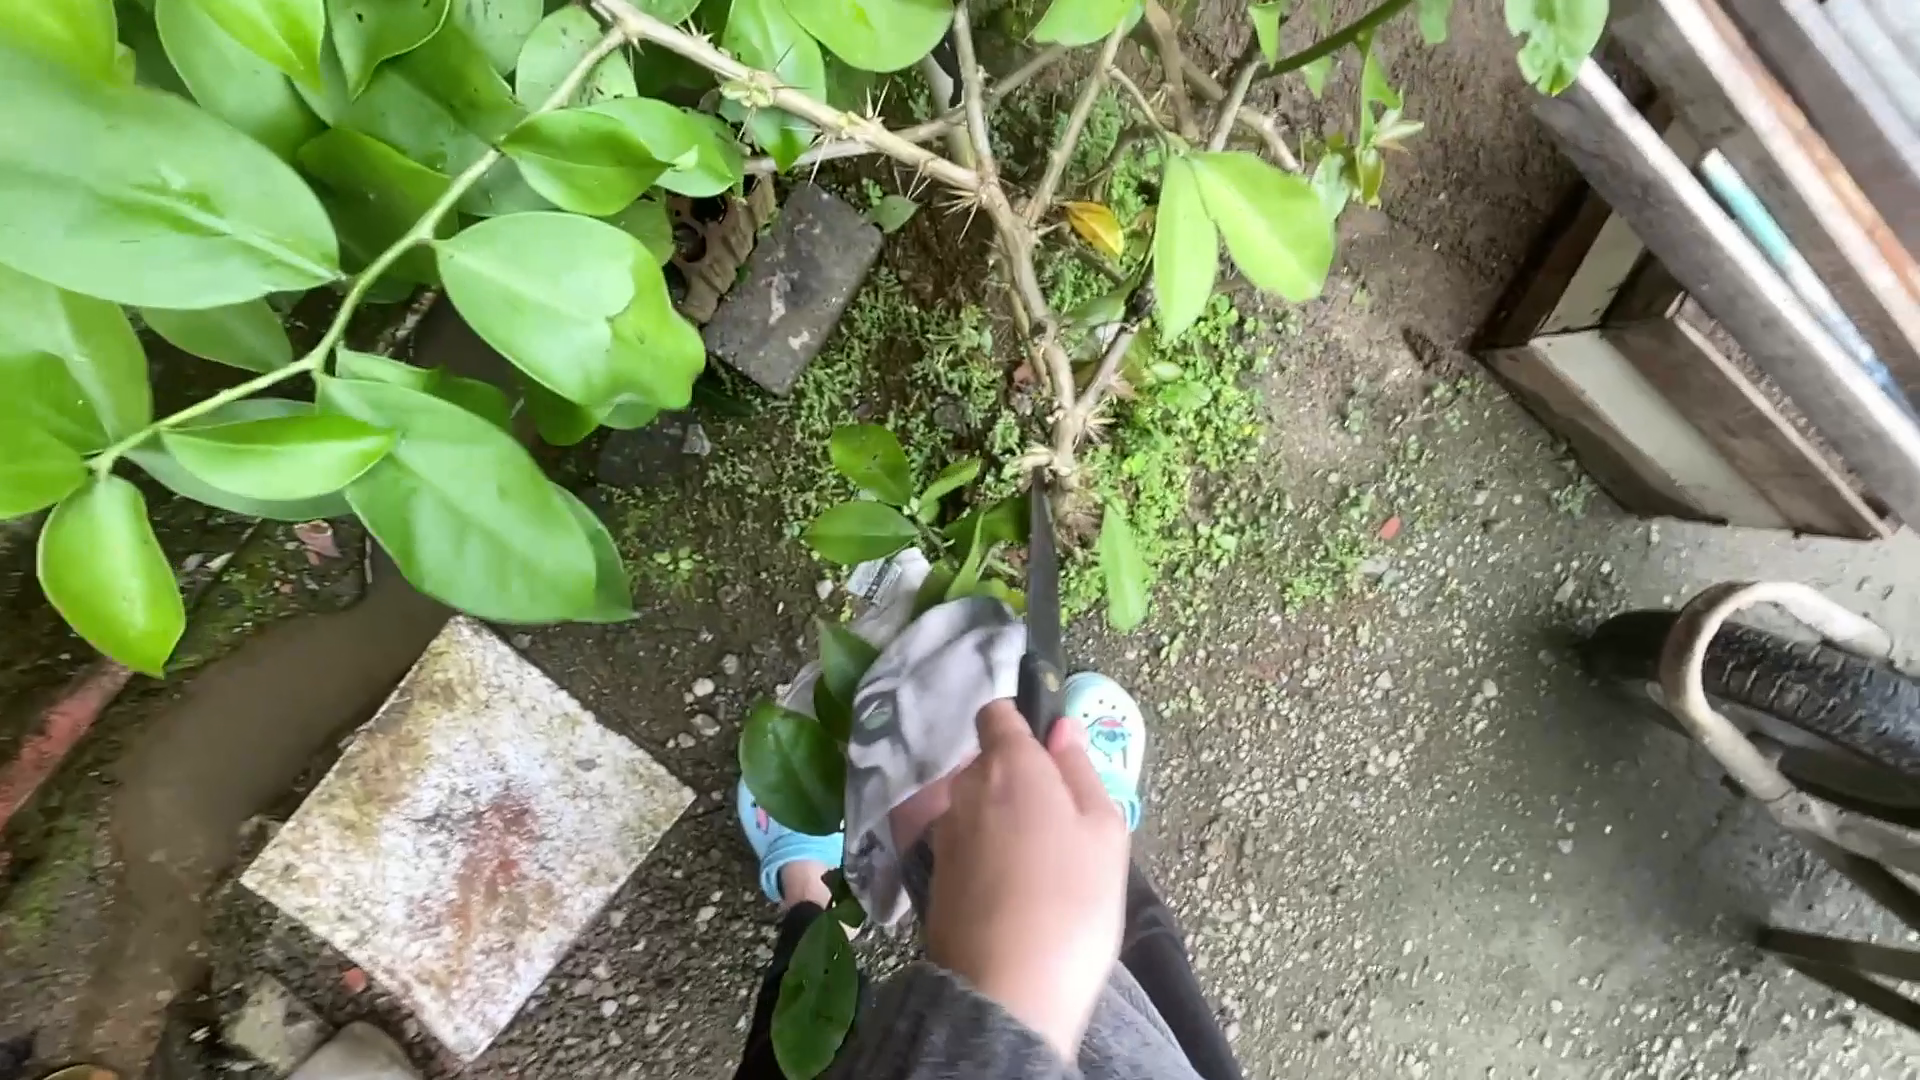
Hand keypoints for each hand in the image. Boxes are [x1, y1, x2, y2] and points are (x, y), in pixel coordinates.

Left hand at [925, 699, 1129, 1059]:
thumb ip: (1080, 769)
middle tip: (1060, 824)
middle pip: (990, 761)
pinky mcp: (934, 872)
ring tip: (1038, 865)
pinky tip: (1011, 890)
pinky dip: (985, 851)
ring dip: (1002, 817)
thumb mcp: (1104, 831)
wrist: (1004, 991)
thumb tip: (1061, 729)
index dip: (1022, 722)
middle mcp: (966, 786)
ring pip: (978, 803)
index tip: (1049, 753)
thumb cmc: (1071, 900)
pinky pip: (966, 841)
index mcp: (1009, 764)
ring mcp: (944, 830)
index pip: (997, 712)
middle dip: (1020, 778)